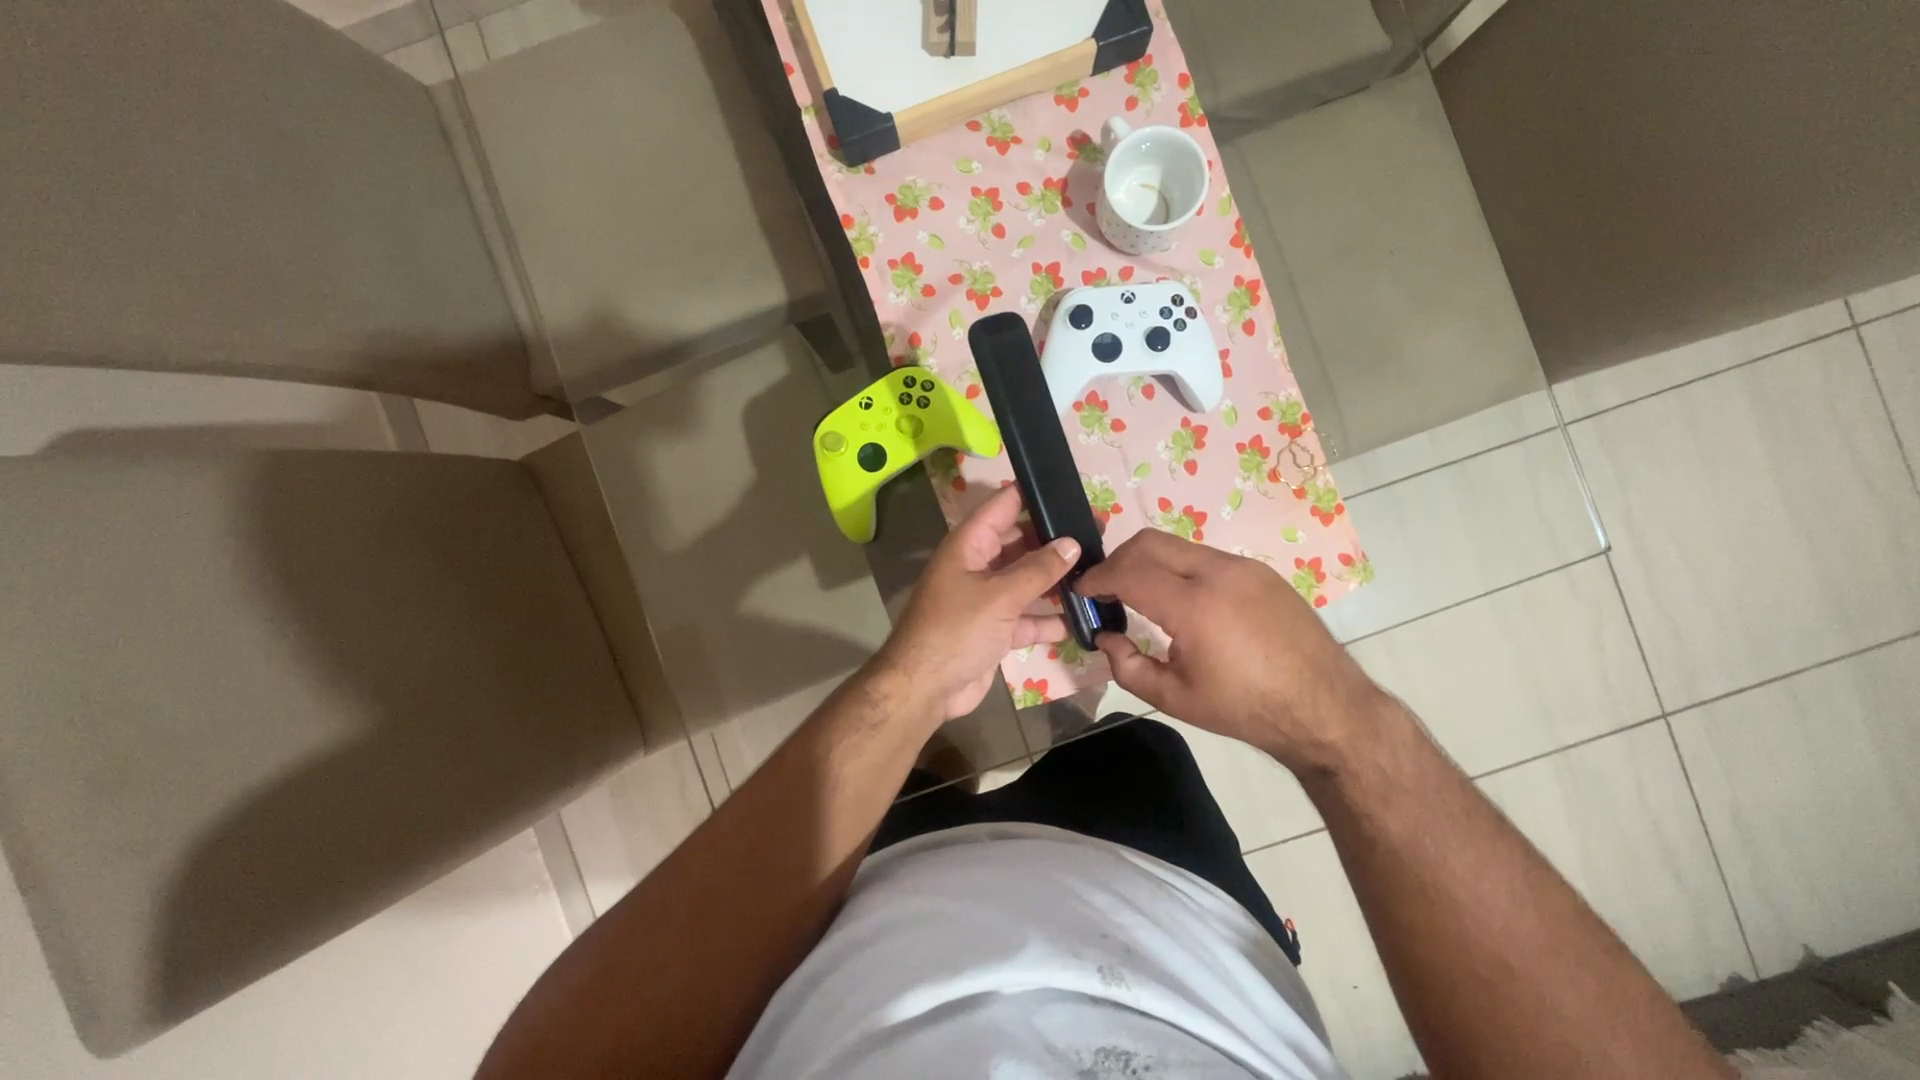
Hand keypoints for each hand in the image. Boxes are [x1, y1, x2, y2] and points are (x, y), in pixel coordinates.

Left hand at [874, 485, 1078, 723]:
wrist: (926, 688)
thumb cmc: (956, 630)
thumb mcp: (999, 596)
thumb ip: (1038, 569)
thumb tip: (1072, 543)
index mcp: (969, 545)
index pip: (1003, 505)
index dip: (1033, 493)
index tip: (1069, 487)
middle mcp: (978, 566)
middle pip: (1020, 542)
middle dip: (1054, 538)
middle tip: (1097, 531)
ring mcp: (987, 599)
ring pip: (1027, 580)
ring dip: (1056, 579)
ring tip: (1098, 570)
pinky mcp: (996, 630)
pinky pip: (1028, 617)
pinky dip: (1050, 618)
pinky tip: (1084, 618)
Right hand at [1075, 529, 1388, 773]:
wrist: (1323, 707)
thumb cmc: (1245, 708)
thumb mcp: (1175, 699)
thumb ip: (1128, 666)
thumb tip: (1106, 637)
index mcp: (1194, 606)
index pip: (1128, 573)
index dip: (1097, 578)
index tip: (1081, 590)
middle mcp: (1218, 573)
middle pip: (1150, 542)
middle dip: (1118, 559)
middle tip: (1105, 587)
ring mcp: (1244, 568)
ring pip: (1180, 546)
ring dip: (1151, 562)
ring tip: (1141, 594)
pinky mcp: (1262, 572)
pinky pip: (1208, 558)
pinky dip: (1181, 568)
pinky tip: (1183, 601)